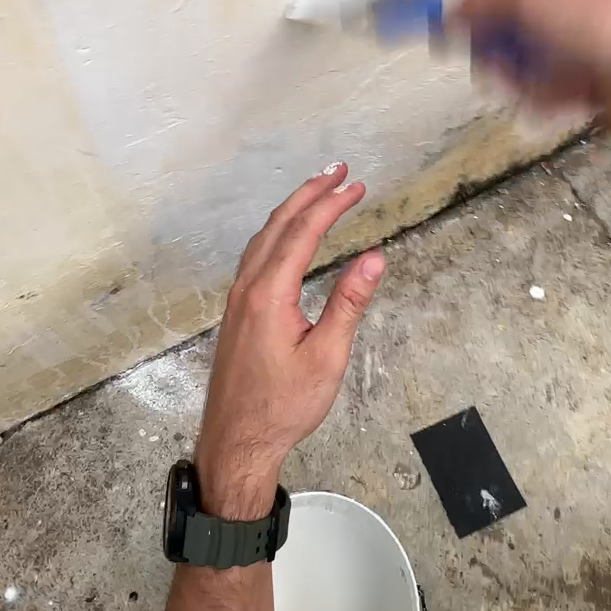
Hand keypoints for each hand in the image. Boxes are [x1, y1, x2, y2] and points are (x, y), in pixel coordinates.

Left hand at [194, 162, 386, 518]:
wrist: (236, 441)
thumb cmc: (285, 405)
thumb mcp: (326, 357)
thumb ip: (349, 303)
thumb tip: (374, 256)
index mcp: (269, 292)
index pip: (303, 233)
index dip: (331, 204)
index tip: (356, 185)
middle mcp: (248, 285)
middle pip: (278, 224)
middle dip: (309, 193)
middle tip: (338, 170)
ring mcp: (238, 296)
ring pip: (263, 237)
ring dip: (291, 209)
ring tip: (318, 190)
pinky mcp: (237, 309)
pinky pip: (256, 253)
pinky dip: (277, 231)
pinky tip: (288, 235)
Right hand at [455, 0, 610, 124]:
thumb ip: (483, 1)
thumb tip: (449, 11)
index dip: (463, 8)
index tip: (447, 38)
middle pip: (496, 26)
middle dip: (496, 54)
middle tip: (507, 68)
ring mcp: (572, 37)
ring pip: (517, 64)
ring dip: (524, 81)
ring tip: (550, 86)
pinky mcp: (584, 75)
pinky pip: (543, 89)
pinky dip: (547, 99)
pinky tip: (567, 101)